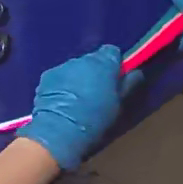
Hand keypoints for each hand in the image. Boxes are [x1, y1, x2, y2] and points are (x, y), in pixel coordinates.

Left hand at [19, 45, 142, 169]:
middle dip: (95, 71)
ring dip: (78, 78)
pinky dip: (62, 85)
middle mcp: (81, 59)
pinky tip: (62, 101)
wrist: (58, 132)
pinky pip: (59, 76)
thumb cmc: (94, 119)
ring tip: (78, 99)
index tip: (115, 79)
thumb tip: (136, 71)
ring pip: (74, 68)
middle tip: (96, 92)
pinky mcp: (46, 76)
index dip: (115, 64)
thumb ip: (128, 84)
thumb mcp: (118, 105)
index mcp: (102, 63)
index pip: (112, 52)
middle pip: (92, 59)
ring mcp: (61, 67)